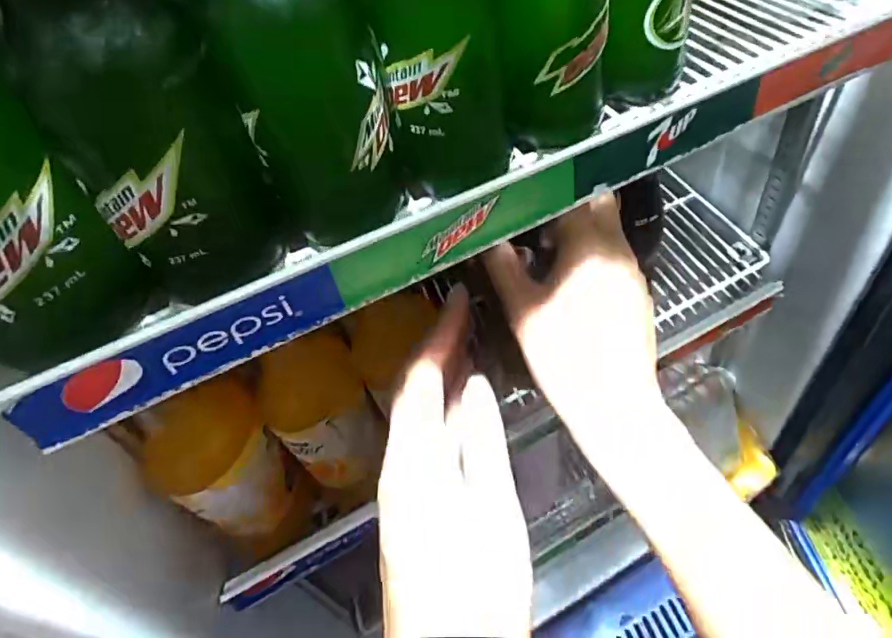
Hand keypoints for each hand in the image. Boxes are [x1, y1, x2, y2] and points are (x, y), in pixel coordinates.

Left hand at [378, 285, 530, 637]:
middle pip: (417, 388)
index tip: (457, 299)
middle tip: (466, 308)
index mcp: (412, 462)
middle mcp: (402, 463)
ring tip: (470, 334)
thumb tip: (477, 384)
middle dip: (439, 343)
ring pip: (425, 408)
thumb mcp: (489, 512)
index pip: (421, 379)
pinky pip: (433, 431)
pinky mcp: (420, 495)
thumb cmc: (474, 592)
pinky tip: (469, 389)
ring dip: (446, 370)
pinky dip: (450, 403)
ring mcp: (409, 478)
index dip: (440, 334)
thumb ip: (482, 445)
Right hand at [482, 193, 659, 452]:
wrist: (617, 407)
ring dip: (580, 231)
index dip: (546, 195)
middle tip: (536, 224)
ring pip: (608, 229)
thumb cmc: (565, 357)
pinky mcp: (639, 291)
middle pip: (598, 203)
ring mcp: (633, 271)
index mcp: (591, 246)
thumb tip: (489, 238)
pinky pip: (614, 255)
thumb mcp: (523, 311)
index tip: (524, 202)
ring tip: (548, 253)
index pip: (573, 196)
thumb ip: (503, 266)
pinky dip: (592, 254)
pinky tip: (571, 281)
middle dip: (568, 206)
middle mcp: (619, 250)